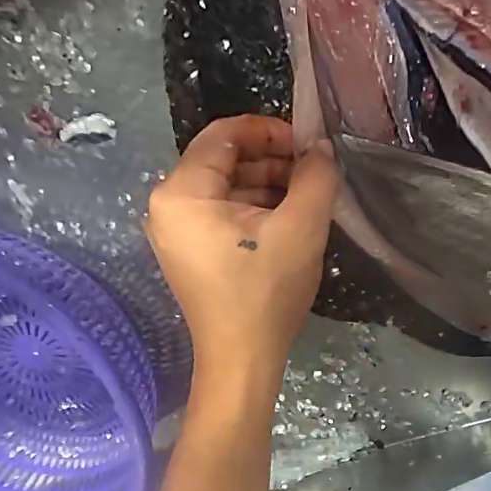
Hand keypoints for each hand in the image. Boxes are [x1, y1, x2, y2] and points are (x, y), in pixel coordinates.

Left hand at [146, 115, 338, 388]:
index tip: (308, 145)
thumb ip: (316, 178)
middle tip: (314, 174)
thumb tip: (322, 150)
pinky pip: (224, 217)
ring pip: (227, 191)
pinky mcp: (192, 256)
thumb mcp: (301, 229)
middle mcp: (168, 207)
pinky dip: (256, 212)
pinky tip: (289, 222)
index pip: (223, 136)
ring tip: (308, 199)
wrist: (244, 359)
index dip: (269, 131)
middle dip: (272, 161)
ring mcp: (178, 234)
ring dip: (268, 187)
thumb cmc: (266, 292)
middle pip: (223, 162)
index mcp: (181, 192)